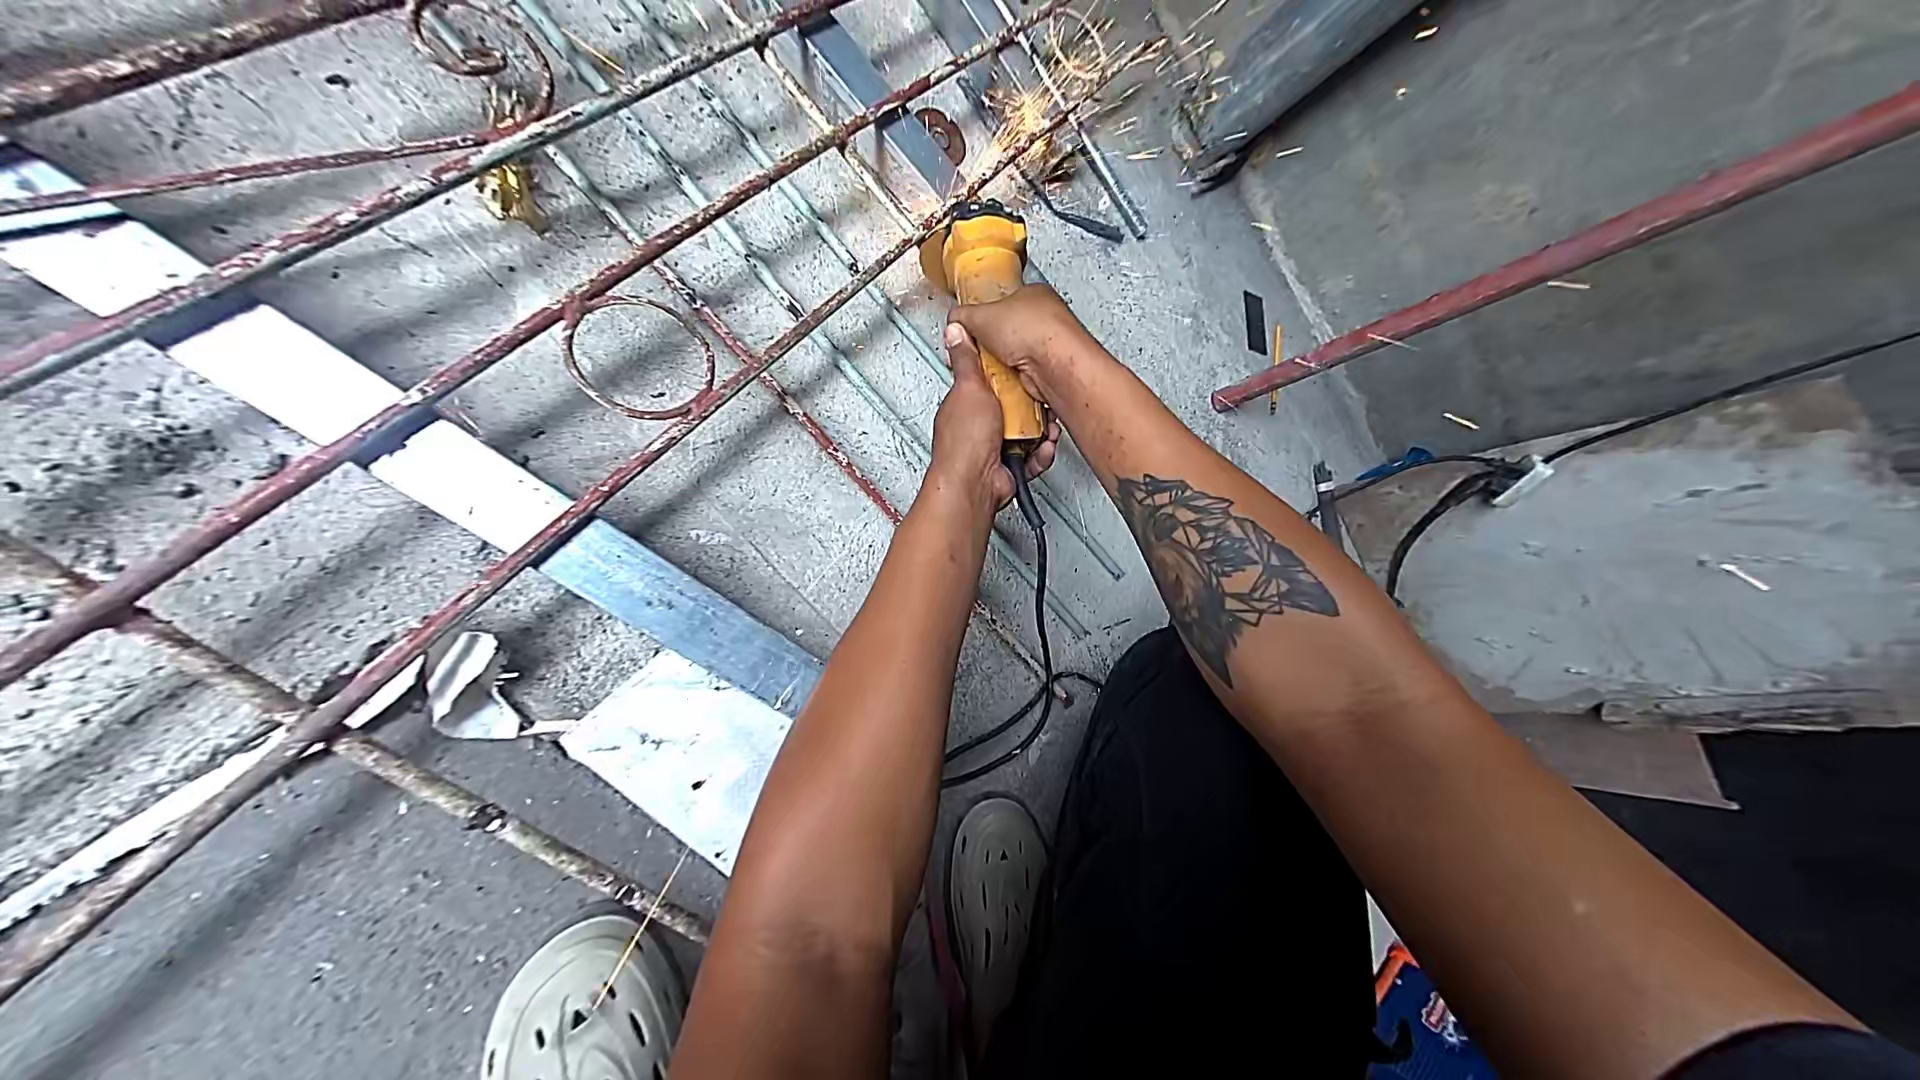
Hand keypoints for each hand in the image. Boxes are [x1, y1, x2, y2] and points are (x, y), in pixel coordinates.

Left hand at [929, 322, 1059, 515]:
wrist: (974, 483)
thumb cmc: (964, 442)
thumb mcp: (969, 388)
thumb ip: (967, 359)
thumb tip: (956, 330)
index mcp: (966, 401)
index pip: (991, 380)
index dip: (1011, 374)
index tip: (1027, 370)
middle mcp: (979, 425)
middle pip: (1015, 406)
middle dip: (1034, 406)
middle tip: (1041, 405)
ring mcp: (994, 446)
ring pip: (1027, 432)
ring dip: (1042, 431)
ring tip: (1046, 429)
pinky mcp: (1009, 466)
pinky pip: (1032, 456)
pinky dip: (1041, 454)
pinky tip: (1043, 449)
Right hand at [945, 284, 1096, 403]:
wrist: (1055, 367)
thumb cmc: (1036, 332)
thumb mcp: (982, 315)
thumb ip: (963, 316)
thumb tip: (954, 320)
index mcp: (1032, 294)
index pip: (999, 303)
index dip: (981, 317)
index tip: (970, 328)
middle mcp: (1043, 320)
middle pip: (1003, 333)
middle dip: (988, 345)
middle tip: (979, 350)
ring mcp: (1046, 348)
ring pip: (1010, 358)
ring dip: (997, 365)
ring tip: (993, 365)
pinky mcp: (1045, 373)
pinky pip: (1018, 377)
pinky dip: (1008, 380)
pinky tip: (1006, 379)